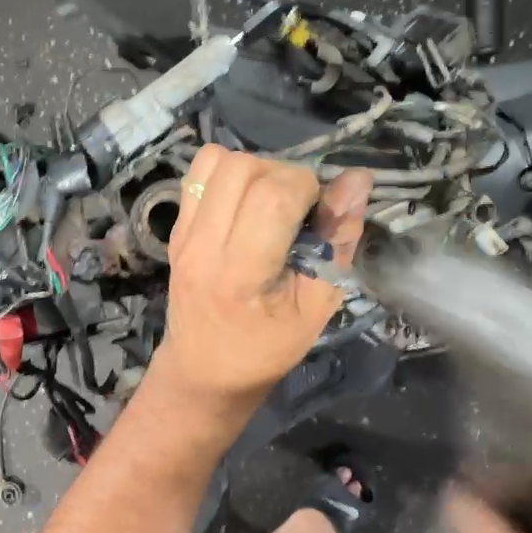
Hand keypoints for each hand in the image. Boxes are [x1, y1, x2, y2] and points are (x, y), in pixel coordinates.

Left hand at [153, 147, 371, 404]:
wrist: (205, 371)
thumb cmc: (266, 349)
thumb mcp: (317, 307)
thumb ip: (337, 242)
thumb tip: (357, 179)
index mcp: (240, 274)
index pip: (273, 195)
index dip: (308, 188)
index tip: (318, 214)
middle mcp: (202, 246)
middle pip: (243, 168)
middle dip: (283, 175)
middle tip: (297, 208)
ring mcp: (182, 234)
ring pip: (217, 161)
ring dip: (254, 169)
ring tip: (271, 202)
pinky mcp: (174, 229)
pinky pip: (198, 173)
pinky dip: (228, 174)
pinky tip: (245, 203)